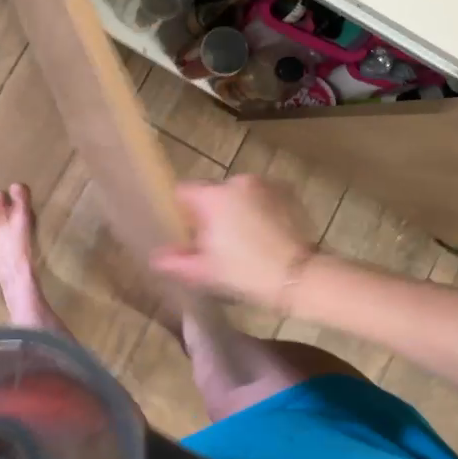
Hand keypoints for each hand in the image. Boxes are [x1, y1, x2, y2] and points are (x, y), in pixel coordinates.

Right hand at [150, 176, 311, 308]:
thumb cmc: (246, 273)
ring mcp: (265, 184)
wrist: (300, 277)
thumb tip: (157, 256)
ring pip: (239, 194)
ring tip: (246, 241)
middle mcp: (237, 181)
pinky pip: (262, 196)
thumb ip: (176, 261)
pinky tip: (266, 235)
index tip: (189, 233)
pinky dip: (260, 209)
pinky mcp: (287, 192)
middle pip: (212, 192)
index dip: (182, 211)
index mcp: (213, 196)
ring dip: (237, 210)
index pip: (184, 191)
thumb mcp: (206, 272)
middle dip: (212, 212)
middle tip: (219, 244)